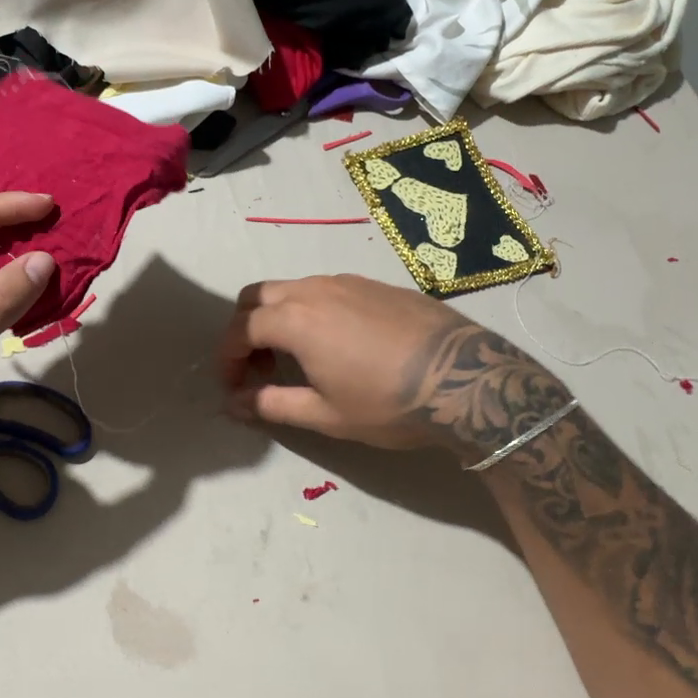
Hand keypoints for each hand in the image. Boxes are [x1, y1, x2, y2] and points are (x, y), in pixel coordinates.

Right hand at [218, 274, 467, 449]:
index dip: (227, 357)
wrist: (470, 380)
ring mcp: (347, 282)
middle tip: (259, 365)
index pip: (239, 329)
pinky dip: (312, 310)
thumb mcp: (326, 415)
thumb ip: (271, 405)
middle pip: (257, 296)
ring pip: (292, 288)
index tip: (232, 385)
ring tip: (297, 355)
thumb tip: (233, 403)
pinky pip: (326, 289)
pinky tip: (337, 342)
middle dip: (245, 328)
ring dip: (278, 317)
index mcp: (294, 320)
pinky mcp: (376, 285)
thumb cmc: (390, 403)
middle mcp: (313, 290)